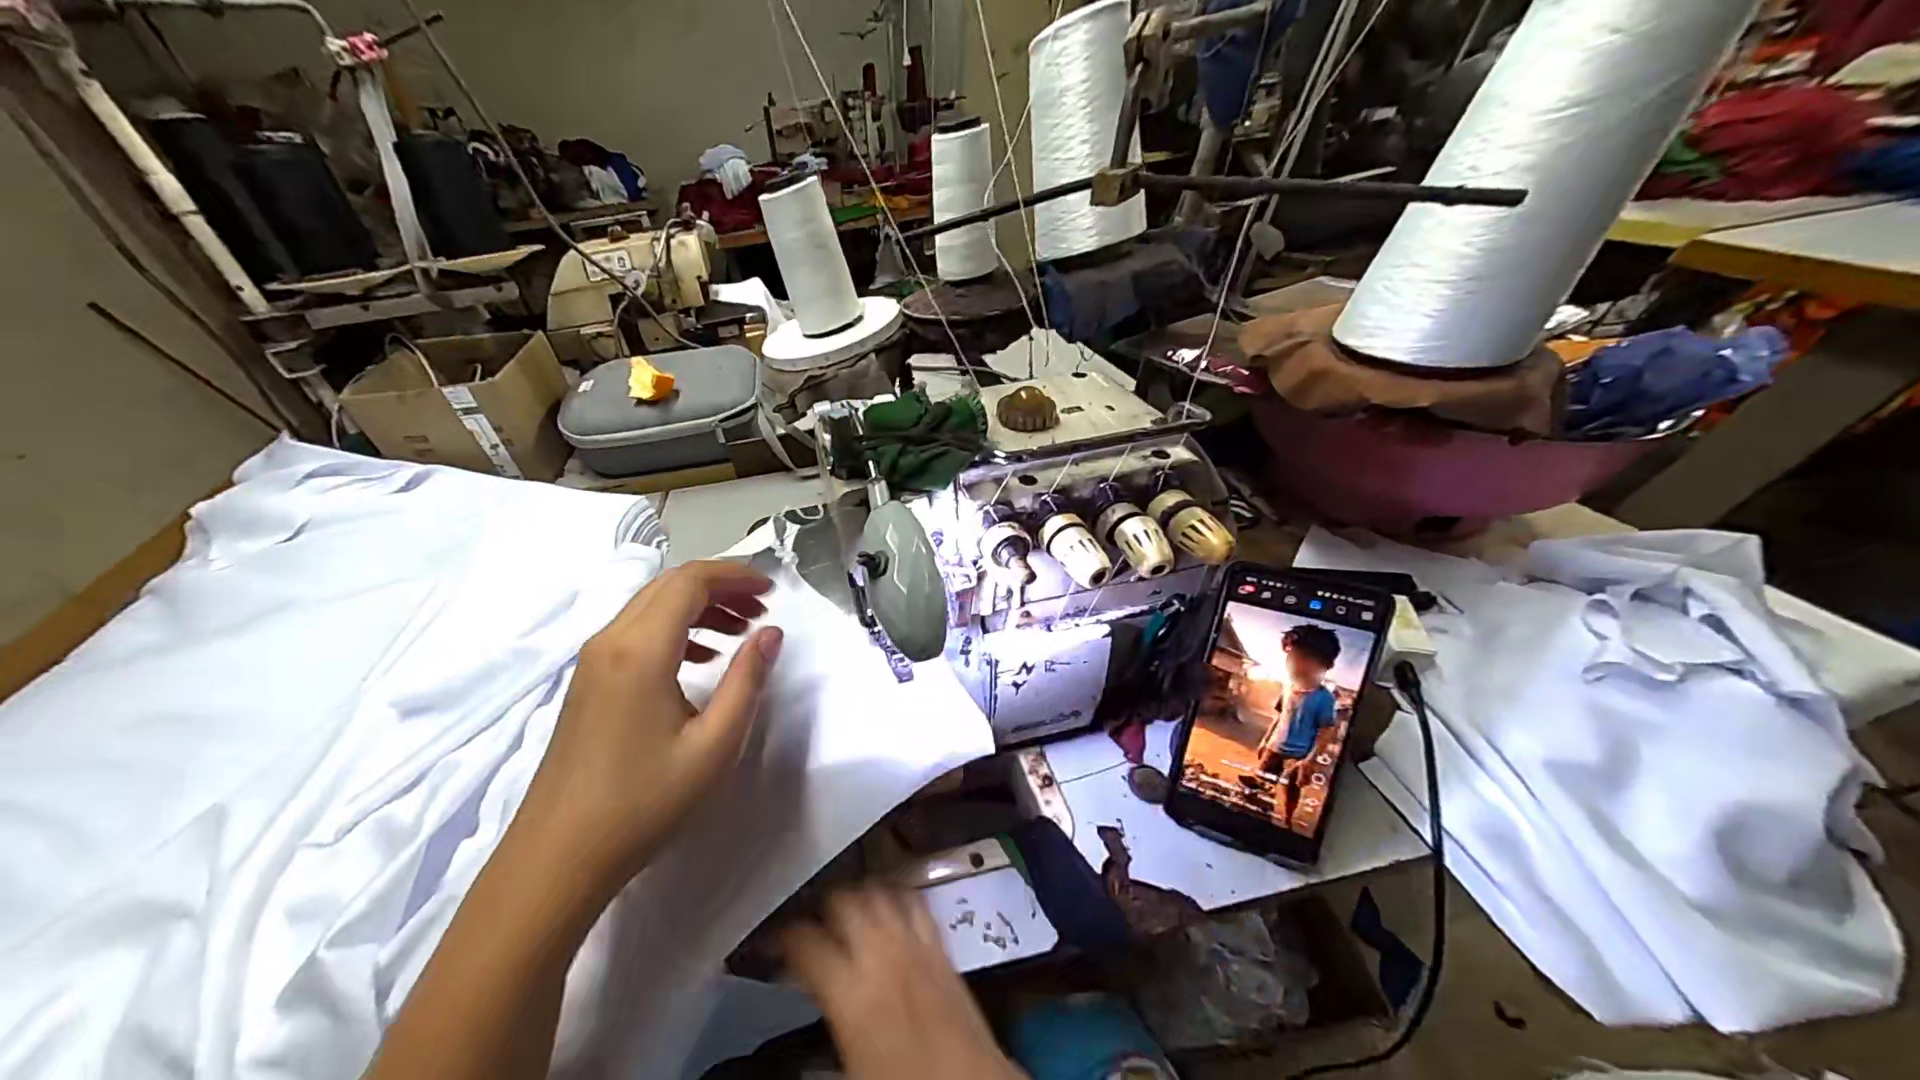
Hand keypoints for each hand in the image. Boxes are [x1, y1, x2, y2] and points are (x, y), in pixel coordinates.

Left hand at [518, 560, 782, 894]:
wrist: (558, 856)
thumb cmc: (644, 802)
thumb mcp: (714, 744)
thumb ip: (747, 680)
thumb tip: (771, 633)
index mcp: (640, 650)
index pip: (690, 582)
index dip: (735, 575)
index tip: (772, 590)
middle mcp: (610, 641)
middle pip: (668, 586)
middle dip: (720, 586)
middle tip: (762, 608)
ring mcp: (593, 661)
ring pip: (651, 607)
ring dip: (699, 607)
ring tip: (741, 631)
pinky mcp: (588, 682)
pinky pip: (636, 633)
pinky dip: (675, 630)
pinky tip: (703, 659)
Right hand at [781, 888, 1027, 1079]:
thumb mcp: (845, 1057)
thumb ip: (824, 1010)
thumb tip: (809, 992)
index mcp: (848, 990)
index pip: (802, 942)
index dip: (781, 936)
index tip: (773, 940)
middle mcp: (880, 952)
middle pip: (842, 900)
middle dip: (821, 904)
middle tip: (809, 918)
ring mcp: (913, 942)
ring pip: (879, 891)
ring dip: (859, 893)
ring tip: (846, 904)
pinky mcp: (940, 944)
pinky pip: (915, 902)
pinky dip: (898, 895)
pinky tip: (890, 903)